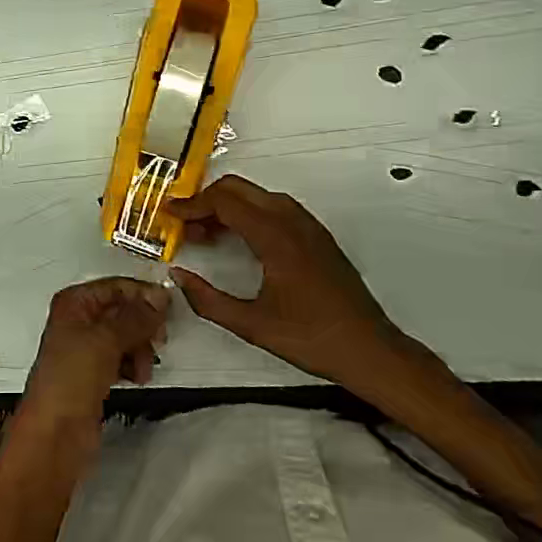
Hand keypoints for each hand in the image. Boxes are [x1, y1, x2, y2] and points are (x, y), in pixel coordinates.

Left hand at [22, 277, 168, 422]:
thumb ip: (135, 317)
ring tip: (141, 366)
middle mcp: (78, 321)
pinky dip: (132, 365)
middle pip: (122, 311)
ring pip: (125, 336)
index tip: (167, 305)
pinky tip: (135, 376)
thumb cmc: (67, 381)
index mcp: (74, 303)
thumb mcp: (105, 340)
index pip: (114, 286)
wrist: (55, 433)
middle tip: (157, 338)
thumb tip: (157, 297)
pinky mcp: (94, 373)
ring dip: (139, 348)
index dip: (141, 294)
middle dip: (142, 325)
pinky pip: (122, 358)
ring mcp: (86, 348)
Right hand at [166, 176, 405, 386]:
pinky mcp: (317, 237)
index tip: (169, 214)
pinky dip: (249, 212)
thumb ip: (208, 300)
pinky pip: (275, 207)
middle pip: (239, 189)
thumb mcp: (252, 325)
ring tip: (206, 232)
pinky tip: (239, 239)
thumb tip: (179, 277)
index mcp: (276, 238)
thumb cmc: (313, 339)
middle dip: (206, 200)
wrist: (372, 352)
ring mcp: (308, 227)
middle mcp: (293, 223)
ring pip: (258, 195)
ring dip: (228, 205)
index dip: (191, 205)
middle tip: (184, 223)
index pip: (224, 203)